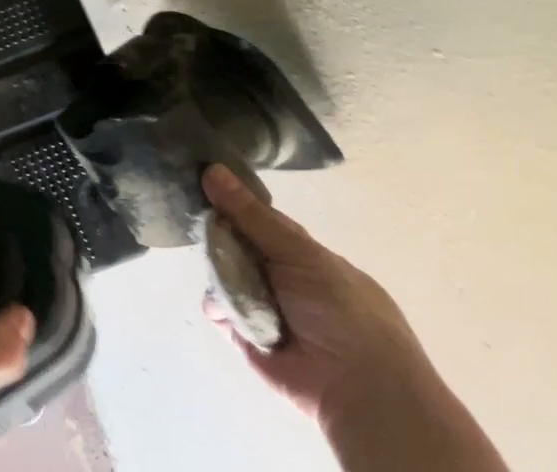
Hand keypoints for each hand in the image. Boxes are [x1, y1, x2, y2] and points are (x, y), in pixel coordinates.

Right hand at [203, 166, 508, 471]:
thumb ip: (253, 216)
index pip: (259, 219)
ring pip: (219, 272)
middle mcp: (280, 275)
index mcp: (304, 255)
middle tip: (203, 231)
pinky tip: (228, 311)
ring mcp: (260, 302)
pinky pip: (216, 305)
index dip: (232, 202)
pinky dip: (218, 306)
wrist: (357, 387)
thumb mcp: (301, 255)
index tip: (199, 182)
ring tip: (229, 283)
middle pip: (232, 242)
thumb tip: (211, 169)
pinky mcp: (242, 328)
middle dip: (216, 236)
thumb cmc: (344, 313)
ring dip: (218, 274)